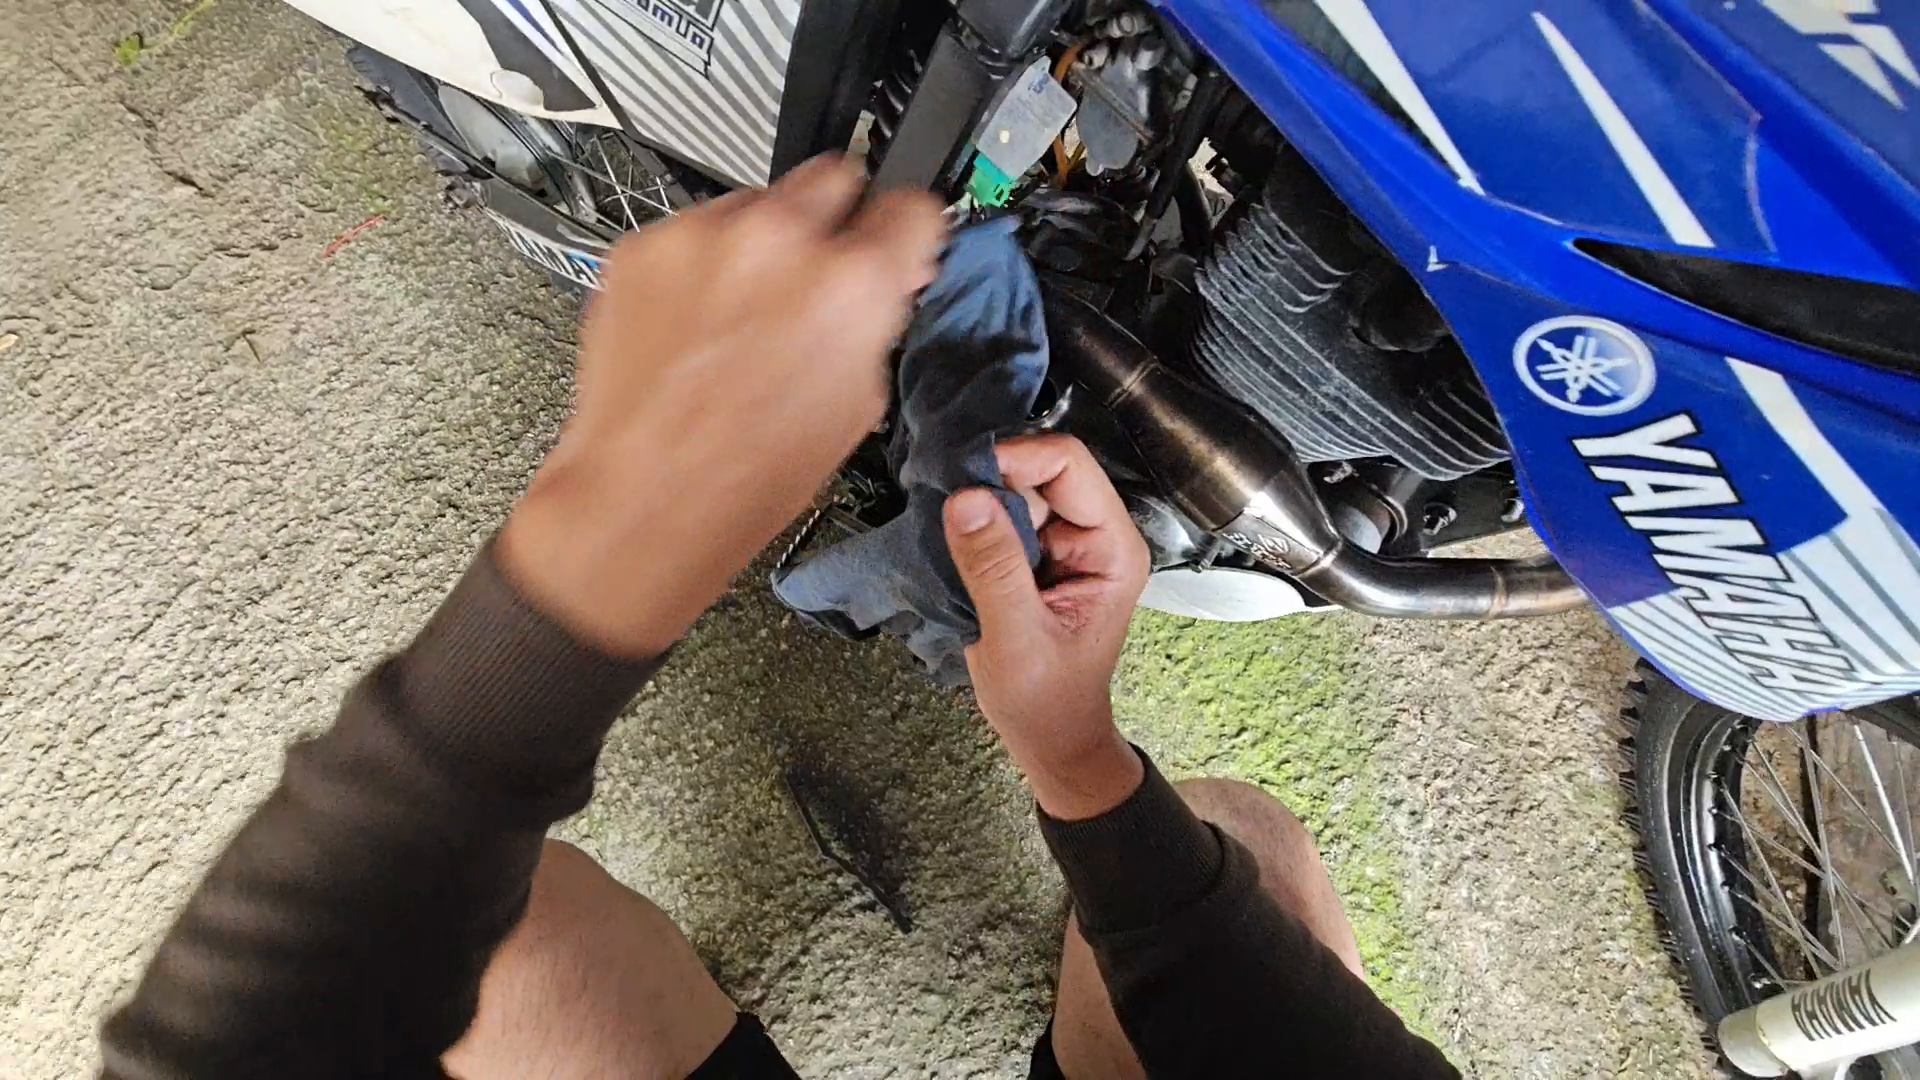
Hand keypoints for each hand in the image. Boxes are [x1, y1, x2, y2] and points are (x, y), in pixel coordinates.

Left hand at [497, 156, 944, 656]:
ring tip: (749, 320)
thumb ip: (874, 326)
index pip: (914, 206)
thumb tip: (877, 293)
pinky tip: (703, 325)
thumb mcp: (857, 405)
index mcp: (853, 285)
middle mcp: (782, 241)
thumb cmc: (751, 472)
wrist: (651, 493)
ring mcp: (706, 237)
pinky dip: (708, 267)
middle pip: (836, 176)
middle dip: (841, 221)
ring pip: (761, 207)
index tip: (900, 240)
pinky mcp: (645, 247)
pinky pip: (698, 235)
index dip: (911, 230)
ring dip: (768, 248)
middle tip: (825, 273)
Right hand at [943, 434, 1151, 819]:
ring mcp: (1062, 544)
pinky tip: (951, 543)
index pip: (1068, 466)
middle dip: (991, 483)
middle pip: (1039, 471)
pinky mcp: (1033, 557)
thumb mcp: (1016, 639)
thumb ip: (994, 569)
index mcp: (1111, 548)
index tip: (963, 481)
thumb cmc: (1046, 702)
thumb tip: (965, 498)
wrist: (1049, 736)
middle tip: (945, 511)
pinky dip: (972, 525)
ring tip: (945, 535)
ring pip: (1014, 491)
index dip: (1016, 460)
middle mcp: (1093, 535)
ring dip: (977, 504)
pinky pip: (1000, 517)